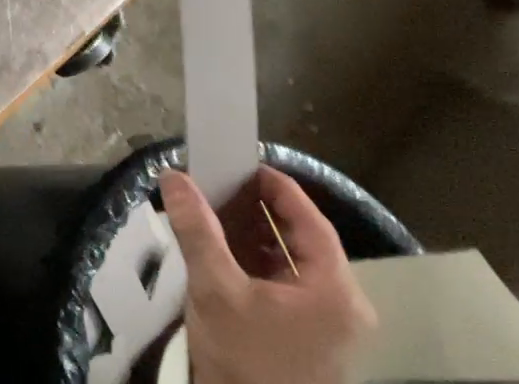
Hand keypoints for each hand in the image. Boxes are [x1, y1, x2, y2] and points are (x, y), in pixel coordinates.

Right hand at [161, 167, 376, 383]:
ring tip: (212, 216)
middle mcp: (344, 304)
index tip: (242, 163)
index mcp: (335, 290)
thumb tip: (174, 176)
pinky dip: (257, 262)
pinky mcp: (311, 335)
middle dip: (258, 211)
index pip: (312, 222)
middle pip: (303, 240)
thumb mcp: (215, 288)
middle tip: (216, 187)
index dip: (278, 188)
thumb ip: (197, 229)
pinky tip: (223, 255)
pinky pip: (287, 284)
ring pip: (293, 262)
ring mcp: (330, 323)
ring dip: (254, 236)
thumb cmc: (244, 355)